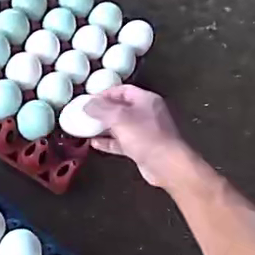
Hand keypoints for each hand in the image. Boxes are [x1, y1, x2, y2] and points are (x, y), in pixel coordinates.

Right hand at [82, 85, 201, 189]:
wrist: (165, 164)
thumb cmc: (149, 138)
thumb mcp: (119, 118)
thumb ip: (101, 109)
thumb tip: (89, 104)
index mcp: (146, 100)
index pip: (123, 90)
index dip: (106, 93)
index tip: (91, 99)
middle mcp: (148, 114)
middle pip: (122, 108)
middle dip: (103, 111)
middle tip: (88, 113)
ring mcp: (146, 132)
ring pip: (121, 126)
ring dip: (104, 127)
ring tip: (89, 128)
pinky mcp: (142, 148)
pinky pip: (122, 142)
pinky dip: (108, 142)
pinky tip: (96, 143)